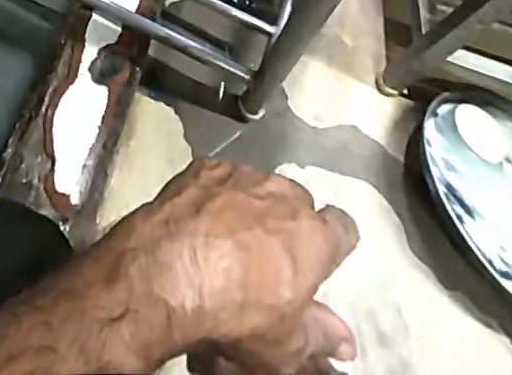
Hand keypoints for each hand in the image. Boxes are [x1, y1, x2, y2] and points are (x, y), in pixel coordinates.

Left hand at [96, 158, 358, 367]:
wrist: (167, 271)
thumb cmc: (235, 312)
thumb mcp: (286, 345)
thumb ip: (320, 336)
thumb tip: (344, 339)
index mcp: (313, 235)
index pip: (343, 228)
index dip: (332, 241)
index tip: (319, 255)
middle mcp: (282, 193)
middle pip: (296, 202)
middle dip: (287, 221)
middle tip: (267, 251)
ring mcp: (240, 174)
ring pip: (257, 184)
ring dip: (250, 202)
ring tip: (228, 231)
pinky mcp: (203, 166)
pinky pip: (218, 176)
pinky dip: (214, 191)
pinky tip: (200, 214)